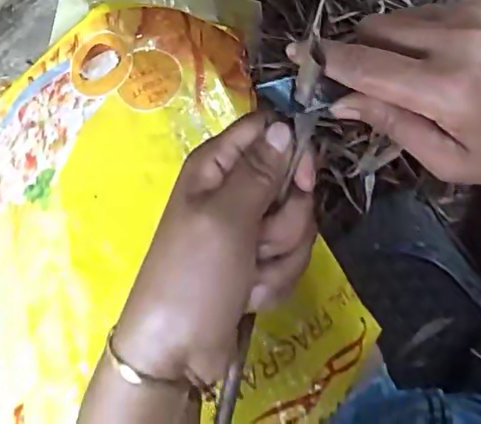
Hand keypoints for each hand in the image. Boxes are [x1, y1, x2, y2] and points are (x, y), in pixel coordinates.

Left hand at [110, 112, 317, 386]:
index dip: (293, 149)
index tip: (305, 181)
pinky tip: (249, 295)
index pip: (267, 130)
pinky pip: (289, 256)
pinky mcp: (257, 259)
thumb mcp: (227, 219)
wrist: (175, 357)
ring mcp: (246, 225)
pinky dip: (274, 279)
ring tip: (248, 275)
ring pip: (296, 222)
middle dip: (286, 220)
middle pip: (290, 179)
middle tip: (260, 242)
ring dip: (279, 256)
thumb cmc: (193, 276)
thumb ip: (260, 171)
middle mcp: (233, 187)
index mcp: (216, 164)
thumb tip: (284, 123)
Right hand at [316, 0, 480, 190]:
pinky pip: (429, 10)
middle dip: (358, 49)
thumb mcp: (449, 162)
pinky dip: (422, 31)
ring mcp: (474, 14)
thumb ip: (390, 124)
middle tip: (361, 73)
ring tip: (417, 70)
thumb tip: (339, 100)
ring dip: (391, 40)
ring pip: (399, 17)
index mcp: (447, 91)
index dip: (325, 58)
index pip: (365, 66)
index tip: (297, 52)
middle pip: (374, 30)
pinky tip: (449, 55)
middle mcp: (456, 42)